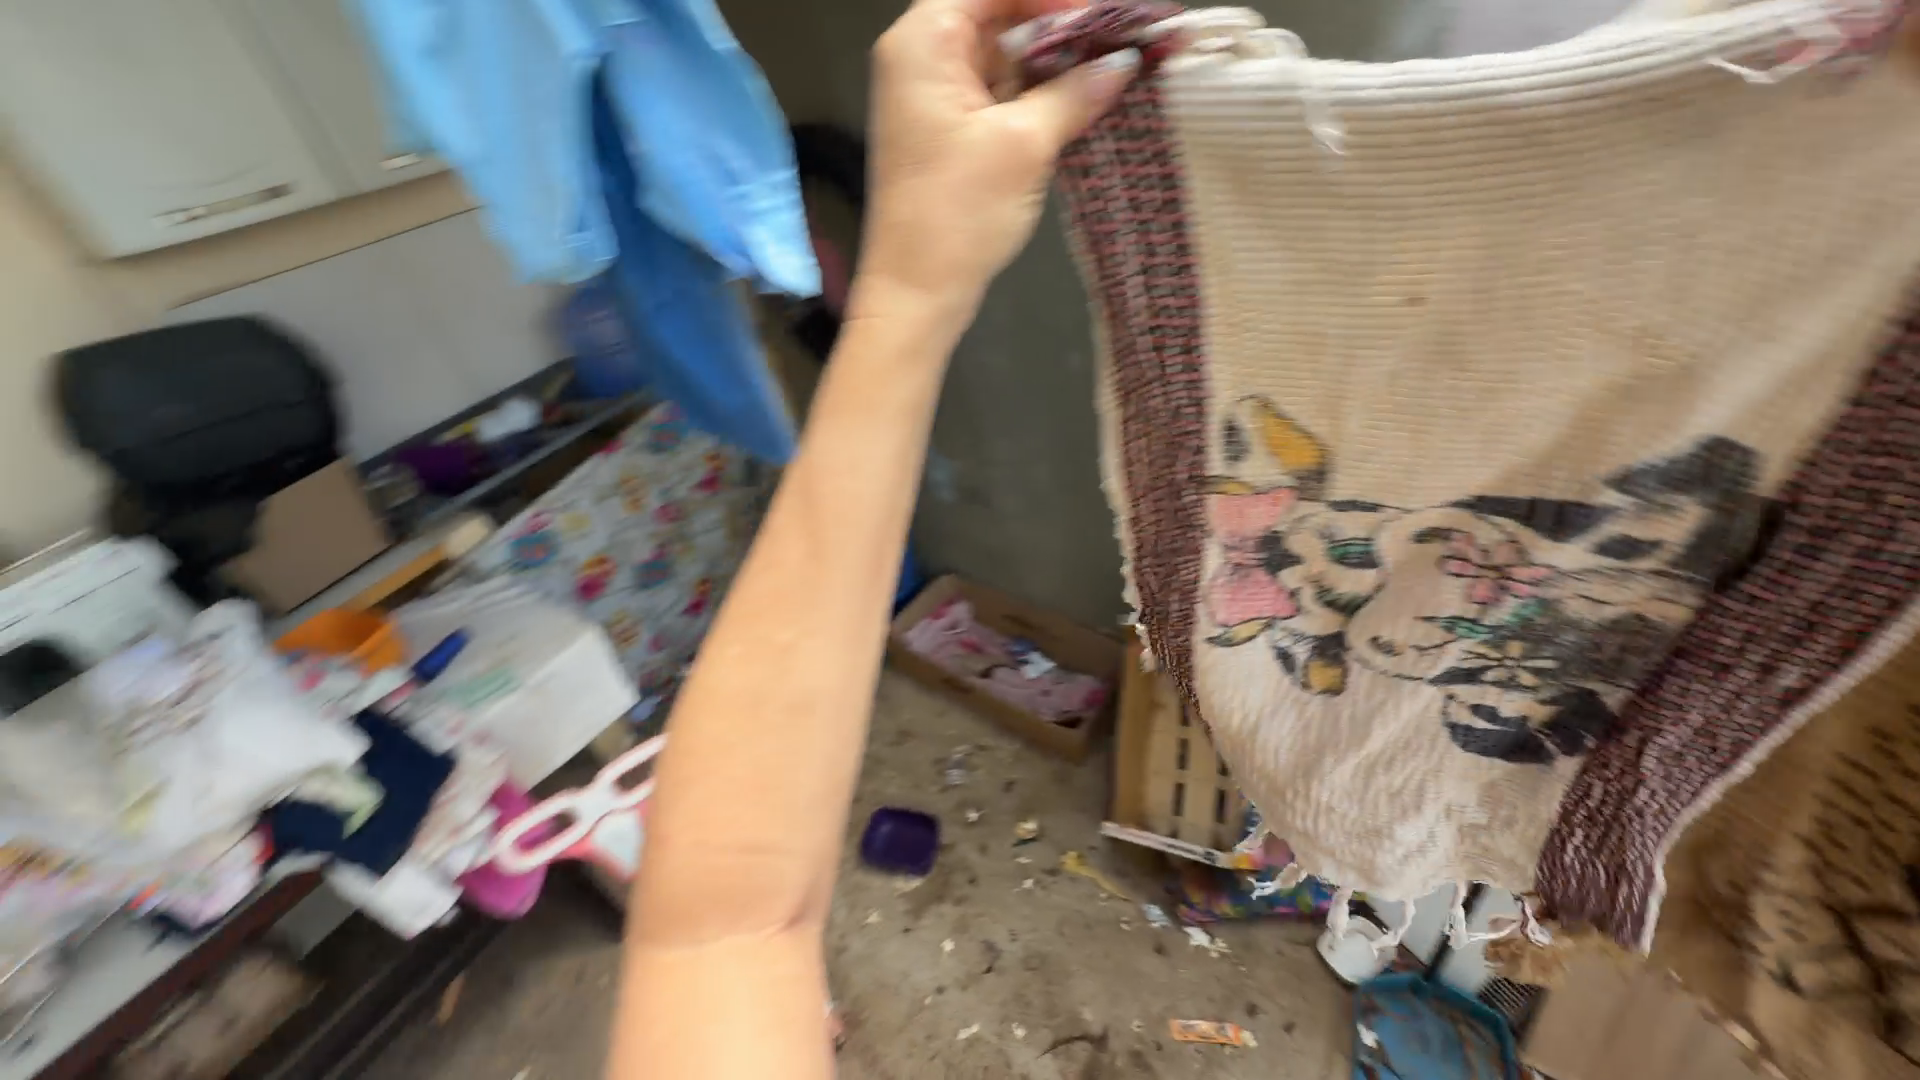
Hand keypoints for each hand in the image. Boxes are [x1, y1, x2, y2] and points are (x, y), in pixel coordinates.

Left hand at [851, 0, 1138, 329]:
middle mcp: (921, 60)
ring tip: (1110, 74)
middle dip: (1060, 30)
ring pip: (1003, 62)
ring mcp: (933, 103)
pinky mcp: (948, 140)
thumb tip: (1124, 62)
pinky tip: (1079, 107)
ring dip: (1053, 68)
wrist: (915, 294)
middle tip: (1119, 46)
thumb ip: (1074, 93)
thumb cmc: (958, 212)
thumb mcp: (1023, 144)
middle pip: (1000, 18)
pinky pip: (998, 100)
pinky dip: (1036, 101)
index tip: (1110, 15)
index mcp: (925, 41)